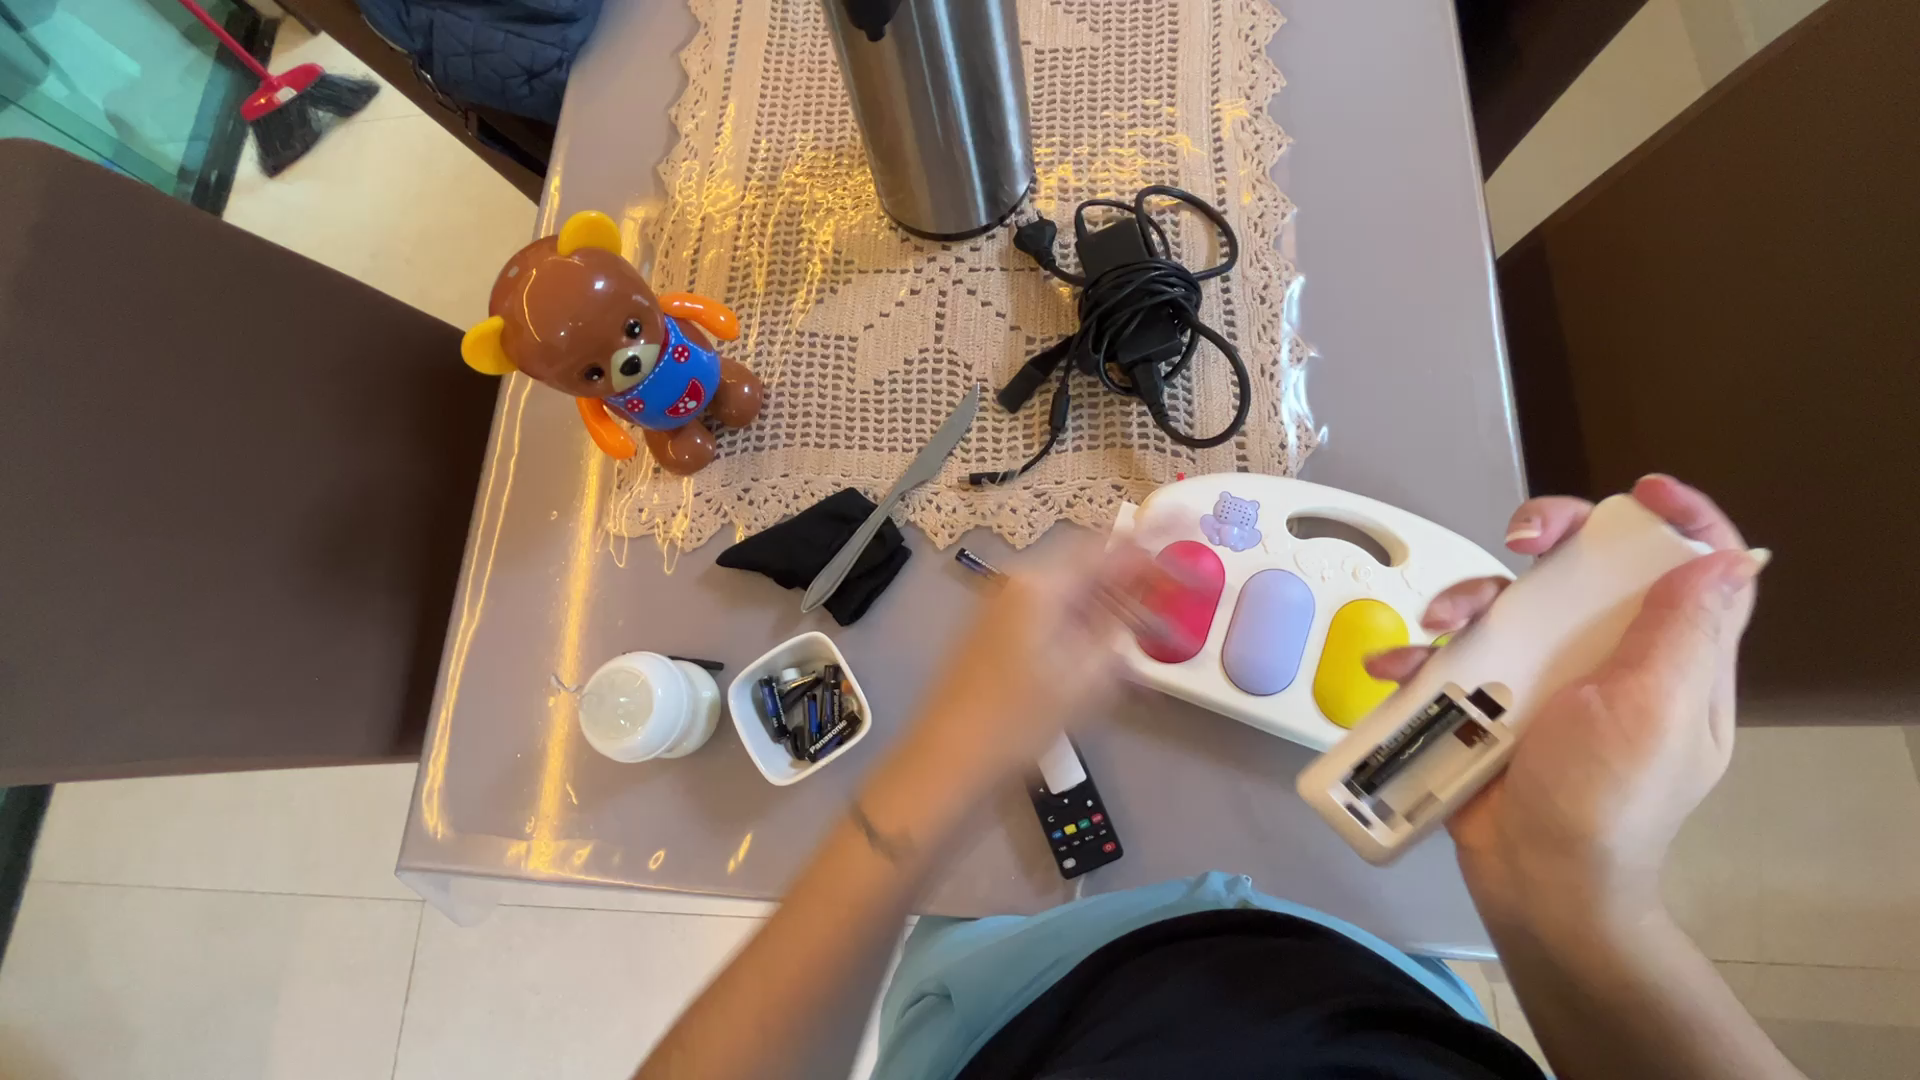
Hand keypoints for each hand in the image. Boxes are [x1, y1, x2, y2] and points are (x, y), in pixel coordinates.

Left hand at [907, 537, 1177, 778]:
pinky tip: (1110, 649)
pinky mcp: (1000, 632)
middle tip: (1175, 595)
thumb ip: (1122, 627)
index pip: (1106, 549)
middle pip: (1089, 568)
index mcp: (1040, 584)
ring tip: (1152, 629)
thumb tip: (1153, 593)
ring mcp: (1006, 607)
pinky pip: (1054, 615)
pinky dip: (1086, 624)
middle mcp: (1021, 584)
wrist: (947, 755)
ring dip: (1113, 606)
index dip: (1150, 546)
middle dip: (1134, 581)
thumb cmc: (1018, 718)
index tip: (1183, 544)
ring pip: (1073, 594)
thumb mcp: (1084, 677)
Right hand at [1365, 475, 1767, 921]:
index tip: (1642, 494)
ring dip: (1458, 600)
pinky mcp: (1476, 697)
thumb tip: (1720, 557)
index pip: (1692, 573)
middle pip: (1579, 568)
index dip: (1677, 522)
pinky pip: (1442, 657)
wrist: (1531, 873)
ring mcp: (1533, 676)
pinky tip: (1389, 671)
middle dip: (1545, 536)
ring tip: (1430, 628)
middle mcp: (1600, 656)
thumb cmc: (1603, 798)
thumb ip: (1681, 638)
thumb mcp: (1651, 716)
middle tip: (1519, 534)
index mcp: (1665, 660)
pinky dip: (1412, 657)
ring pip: (1498, 604)